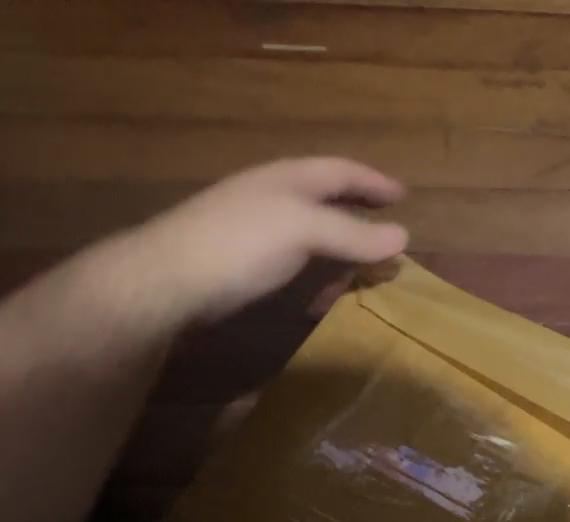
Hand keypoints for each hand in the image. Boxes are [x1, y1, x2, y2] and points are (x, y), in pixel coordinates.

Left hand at [118, 157, 409, 325]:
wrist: (166, 284)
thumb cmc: (238, 245)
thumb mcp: (302, 230)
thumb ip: (351, 234)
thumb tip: (403, 237)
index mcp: (287, 181)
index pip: (340, 171)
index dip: (372, 182)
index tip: (403, 196)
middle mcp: (271, 201)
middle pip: (326, 204)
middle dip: (360, 221)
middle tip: (390, 241)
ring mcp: (254, 235)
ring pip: (311, 240)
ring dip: (340, 257)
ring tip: (363, 277)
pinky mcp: (242, 269)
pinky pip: (293, 269)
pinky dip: (315, 281)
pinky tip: (320, 302)